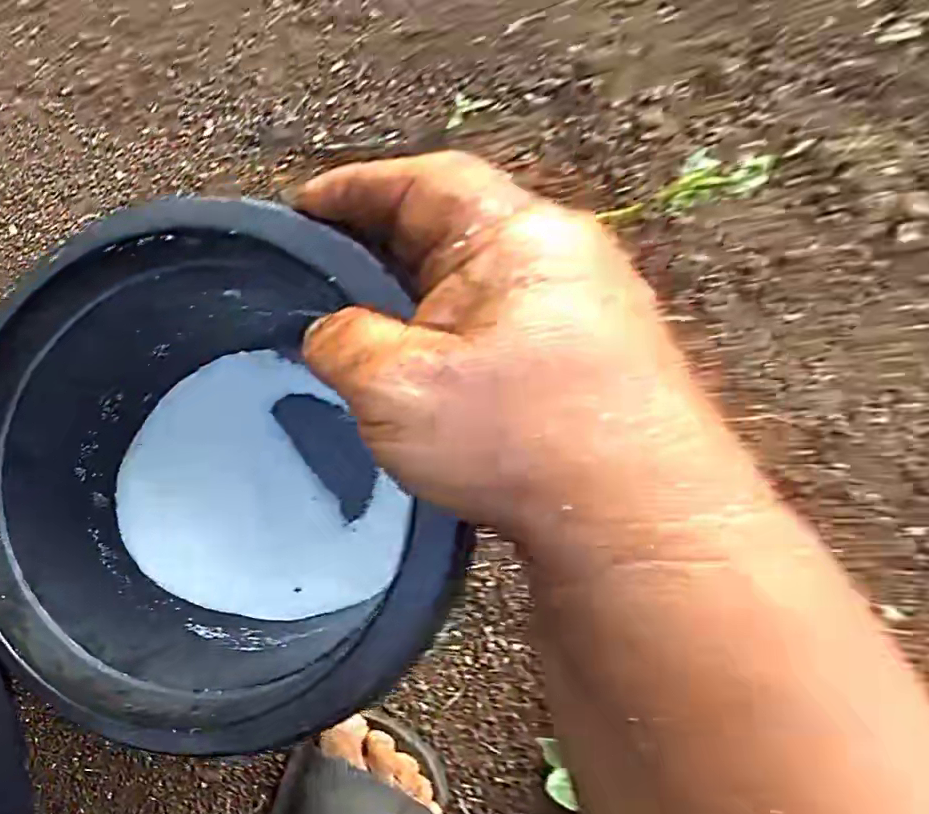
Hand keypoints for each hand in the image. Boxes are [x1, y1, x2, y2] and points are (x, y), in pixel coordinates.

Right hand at [295, 153, 766, 562]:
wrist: (626, 515)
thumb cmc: (519, 439)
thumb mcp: (394, 384)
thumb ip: (342, 343)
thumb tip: (325, 331)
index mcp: (515, 243)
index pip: (426, 183)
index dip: (355, 187)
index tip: (302, 205)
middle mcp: (549, 260)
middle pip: (442, 226)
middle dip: (369, 238)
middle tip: (309, 263)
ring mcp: (562, 310)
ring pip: (455, 278)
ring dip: (394, 287)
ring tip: (338, 311)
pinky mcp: (560, 357)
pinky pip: (473, 320)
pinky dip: (422, 324)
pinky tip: (392, 357)